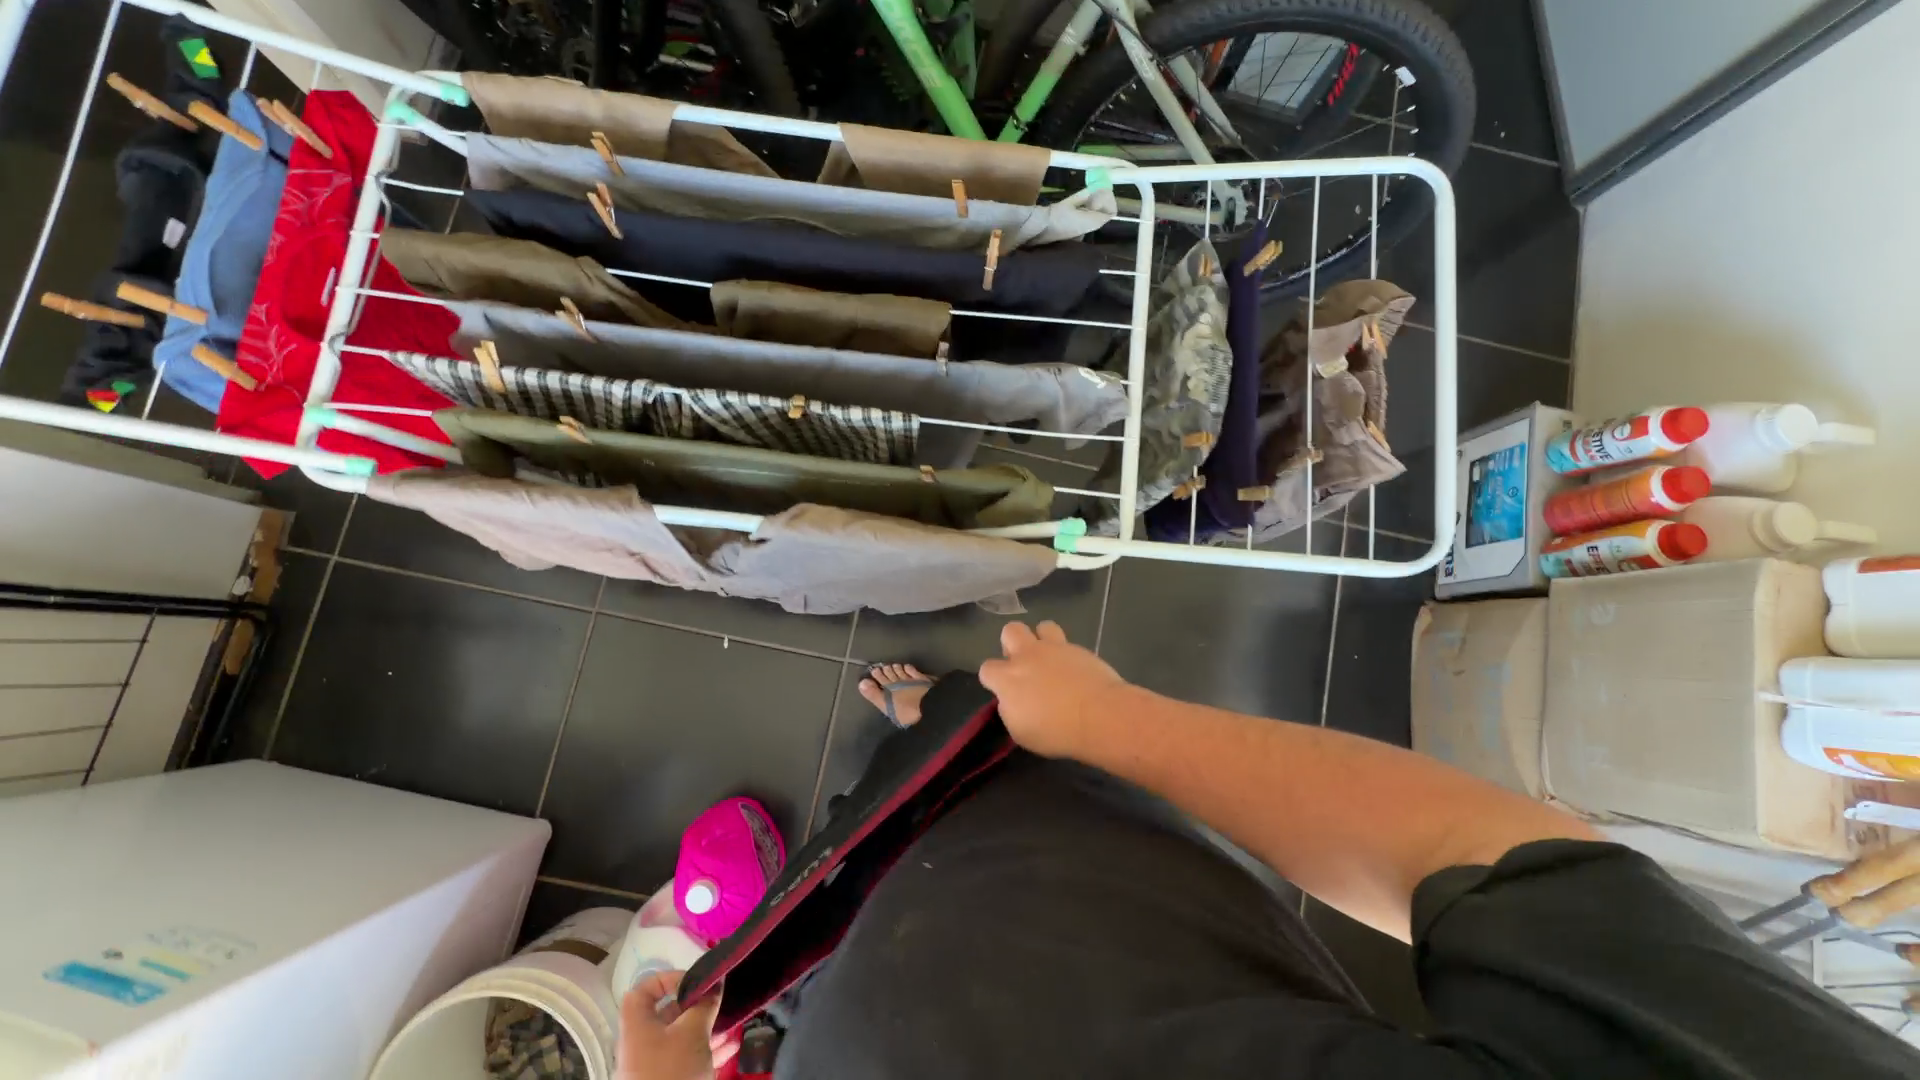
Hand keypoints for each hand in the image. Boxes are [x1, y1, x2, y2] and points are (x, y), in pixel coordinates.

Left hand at [615, 971, 732, 1079]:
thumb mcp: (693, 1032)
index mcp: (637, 1027)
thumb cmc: (673, 1071)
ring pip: (680, 1037)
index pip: (642, 990)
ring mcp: (653, 1067)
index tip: (694, 982)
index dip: (666, 979)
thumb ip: (704, 1004)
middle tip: (718, 1002)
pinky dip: (707, 1049)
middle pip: (665, 1014)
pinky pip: (687, 1057)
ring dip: (705, 1027)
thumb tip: (715, 983)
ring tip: (729, 1023)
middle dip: (695, 1006)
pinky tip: (730, 1047)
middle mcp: (641, 1044)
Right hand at [978, 621, 1128, 757]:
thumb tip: (1012, 700)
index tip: (1006, 691)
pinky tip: (1076, 672)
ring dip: (1043, 641)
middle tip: (1025, 666)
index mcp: (1008, 678)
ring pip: (1043, 627)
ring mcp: (1055, 649)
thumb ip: (1010, 710)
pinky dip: (1068, 655)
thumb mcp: (1021, 732)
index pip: (987, 668)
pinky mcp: (1080, 649)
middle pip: (1010, 631)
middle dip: (1013, 644)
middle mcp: (1028, 656)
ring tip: (1052, 661)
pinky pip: (1069, 643)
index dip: (994, 679)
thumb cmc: (1057, 732)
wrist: (1099, 716)